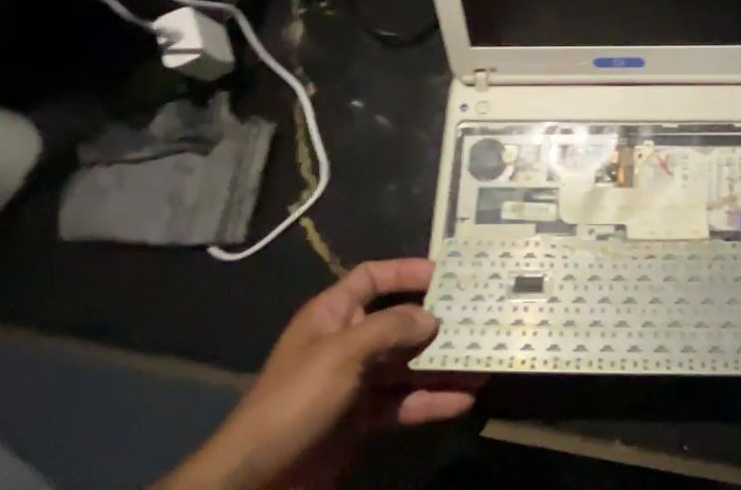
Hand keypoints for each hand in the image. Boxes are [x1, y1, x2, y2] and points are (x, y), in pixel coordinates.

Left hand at [156, 259, 483, 489]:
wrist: (257, 477)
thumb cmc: (296, 400)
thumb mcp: (342, 353)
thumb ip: (390, 328)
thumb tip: (432, 316)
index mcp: (332, 315)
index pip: (372, 278)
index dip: (406, 271)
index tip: (446, 274)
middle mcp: (347, 343)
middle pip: (399, 322)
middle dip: (438, 323)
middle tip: (479, 320)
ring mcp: (356, 383)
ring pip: (408, 365)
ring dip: (443, 365)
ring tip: (483, 364)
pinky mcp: (363, 419)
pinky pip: (405, 403)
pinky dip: (432, 401)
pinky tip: (463, 401)